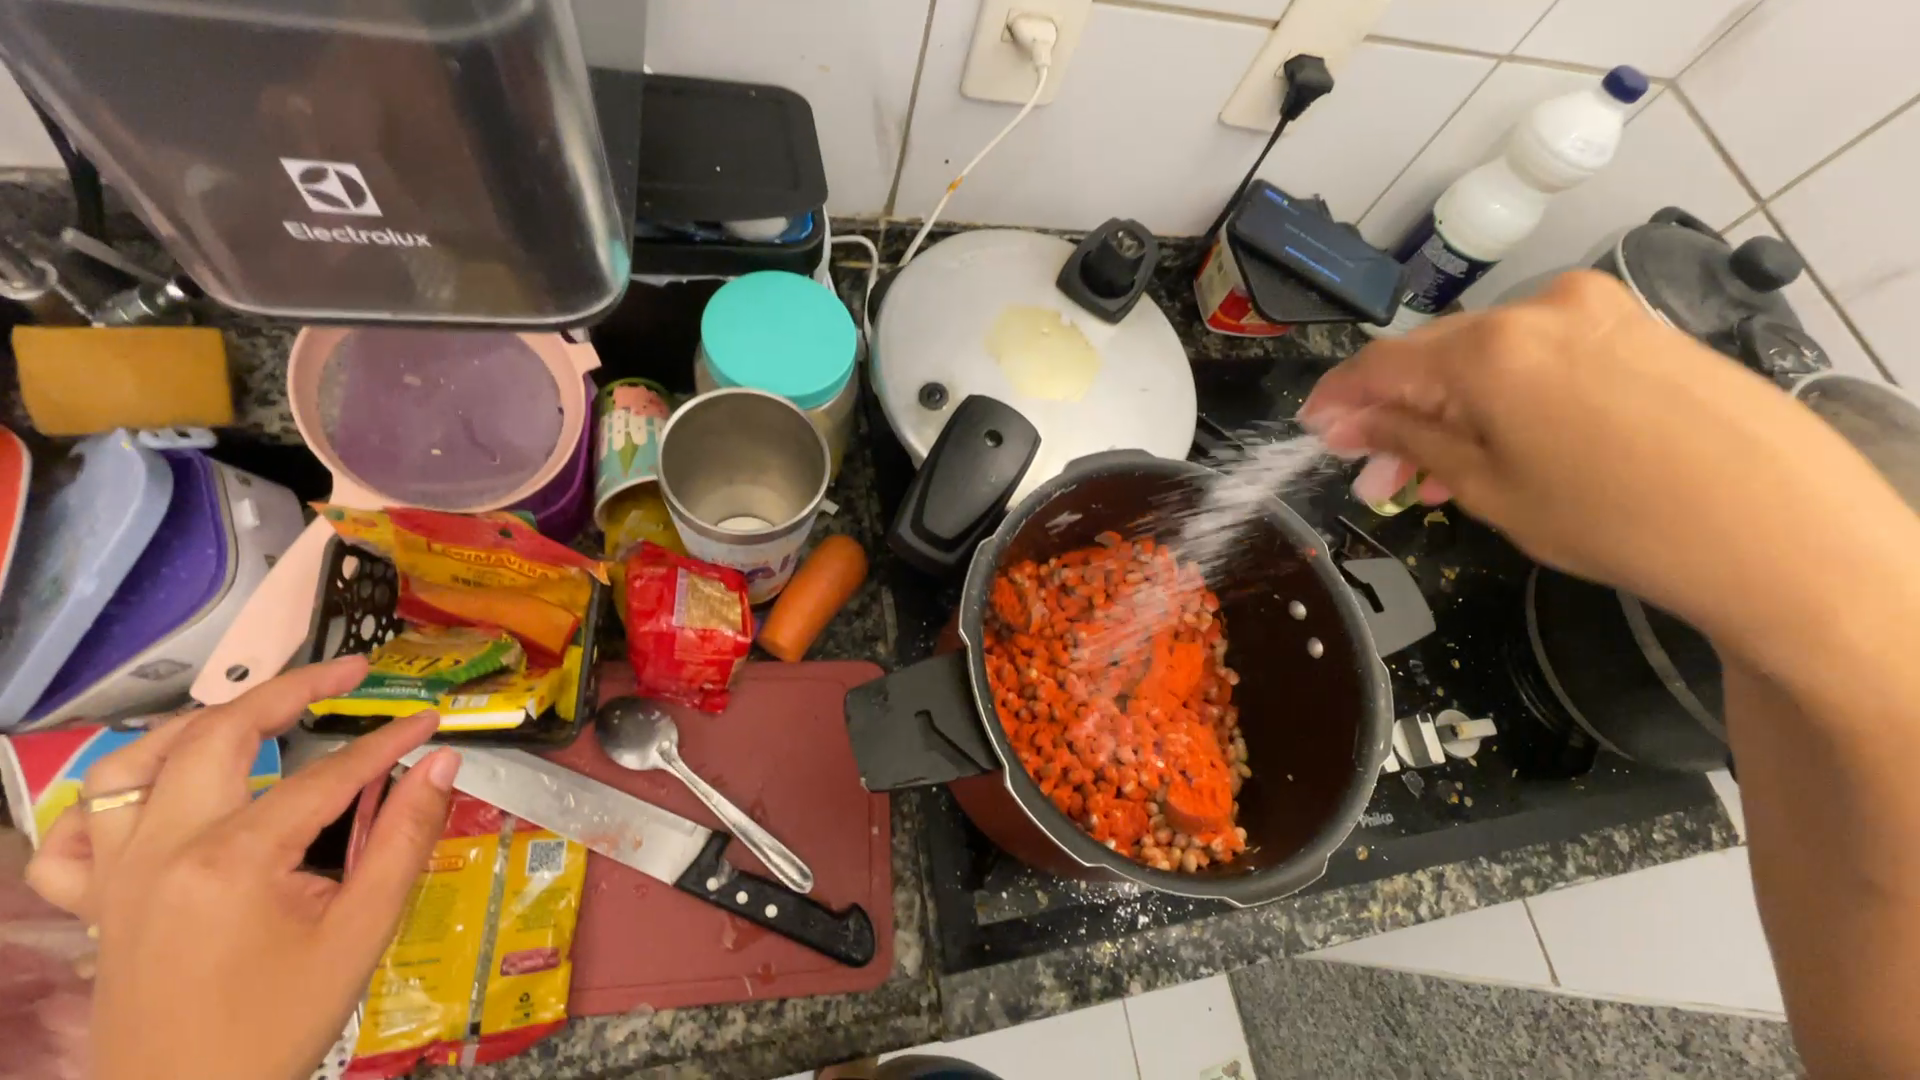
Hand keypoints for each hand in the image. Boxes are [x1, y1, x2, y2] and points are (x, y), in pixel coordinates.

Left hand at [26, 656, 461, 1079]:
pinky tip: (160, 787)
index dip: (387, 741)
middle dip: (291, 688)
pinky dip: (112, 795)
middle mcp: (161, 849)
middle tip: (350, 671)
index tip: (431, 718)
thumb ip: (407, 836)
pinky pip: (76, 831)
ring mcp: (115, 872)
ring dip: (201, 721)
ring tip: (261, 706)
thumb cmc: (283, 1019)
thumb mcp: (365, 929)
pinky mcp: (95, 899)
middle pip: (218, 734)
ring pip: (134, 764)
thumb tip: (442, 760)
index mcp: (234, 859)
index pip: (327, 774)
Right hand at [1299, 270, 1912, 638]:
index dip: (1338, 398)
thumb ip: (1409, 440)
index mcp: (1489, 348)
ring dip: (1448, 410)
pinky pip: (1539, 357)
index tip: (1314, 428)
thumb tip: (1352, 423)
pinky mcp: (1639, 329)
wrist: (1783, 531)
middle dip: (1394, 412)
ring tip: (1433, 473)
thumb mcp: (1486, 488)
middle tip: (1374, 469)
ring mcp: (1598, 313)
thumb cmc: (1615, 518)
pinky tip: (1496, 447)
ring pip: (1487, 358)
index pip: (1381, 363)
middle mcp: (1540, 310)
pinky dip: (1502, 399)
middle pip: (1434, 356)